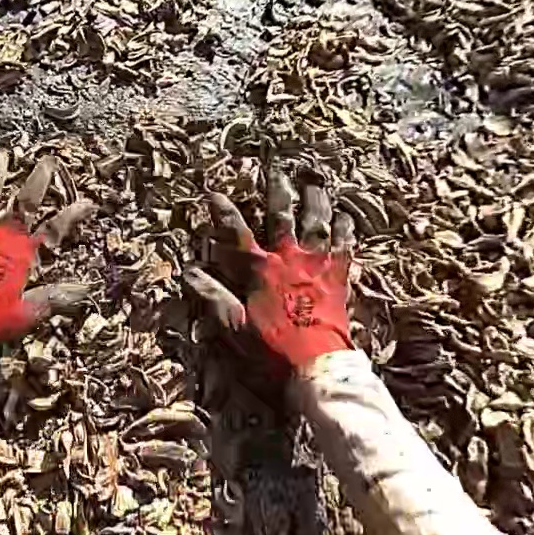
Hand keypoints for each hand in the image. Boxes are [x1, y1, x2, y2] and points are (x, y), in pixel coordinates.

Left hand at [0, 151, 97, 357]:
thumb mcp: (24, 313)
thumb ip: (53, 298)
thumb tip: (86, 290)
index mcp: (23, 254)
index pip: (55, 229)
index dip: (73, 215)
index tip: (89, 202)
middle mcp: (2, 234)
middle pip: (25, 201)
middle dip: (39, 180)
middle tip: (49, 161)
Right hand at [184, 168, 357, 370]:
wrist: (318, 365)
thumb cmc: (271, 345)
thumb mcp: (234, 323)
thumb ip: (212, 294)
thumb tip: (188, 271)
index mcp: (260, 268)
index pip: (236, 232)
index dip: (223, 211)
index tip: (213, 193)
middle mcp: (288, 258)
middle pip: (282, 216)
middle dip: (277, 191)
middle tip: (277, 169)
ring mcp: (316, 265)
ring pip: (316, 223)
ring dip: (314, 200)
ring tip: (314, 180)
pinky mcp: (338, 277)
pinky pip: (344, 245)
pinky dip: (345, 228)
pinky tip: (345, 214)